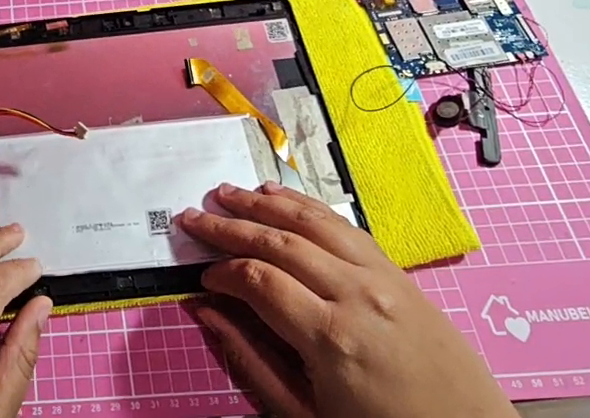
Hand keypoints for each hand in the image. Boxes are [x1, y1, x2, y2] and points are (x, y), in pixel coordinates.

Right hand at [177, 183, 515, 417]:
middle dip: (229, 226)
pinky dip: (306, 205)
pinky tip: (279, 197)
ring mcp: (381, 277)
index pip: (259, 281)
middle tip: (192, 217)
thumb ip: (252, 360)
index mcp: (332, 338)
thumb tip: (206, 311)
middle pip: (278, 241)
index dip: (223, 272)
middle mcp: (356, 294)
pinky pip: (343, 225)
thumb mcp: (307, 416)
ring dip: (263, 203)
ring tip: (227, 193)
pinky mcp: (397, 271)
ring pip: (310, 221)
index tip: (202, 275)